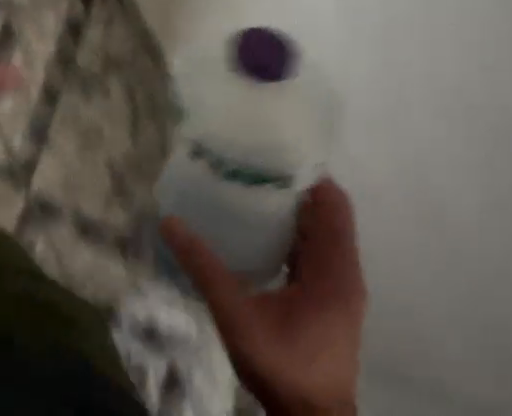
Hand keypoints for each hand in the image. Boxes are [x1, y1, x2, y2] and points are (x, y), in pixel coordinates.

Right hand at [162, 180, 366, 415]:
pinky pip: (307, 252)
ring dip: (284, 210)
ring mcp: (334, 288)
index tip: (270, 148)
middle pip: (323, 215)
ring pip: (315, 234)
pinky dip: (284, 233)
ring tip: (240, 185)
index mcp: (335, 272)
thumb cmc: (283, 363)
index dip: (307, 174)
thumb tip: (169, 220)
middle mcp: (342, 274)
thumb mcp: (237, 314)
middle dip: (288, 186)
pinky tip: (248, 228)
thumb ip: (205, 267)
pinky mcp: (322, 301)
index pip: (333, 205)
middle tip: (244, 161)